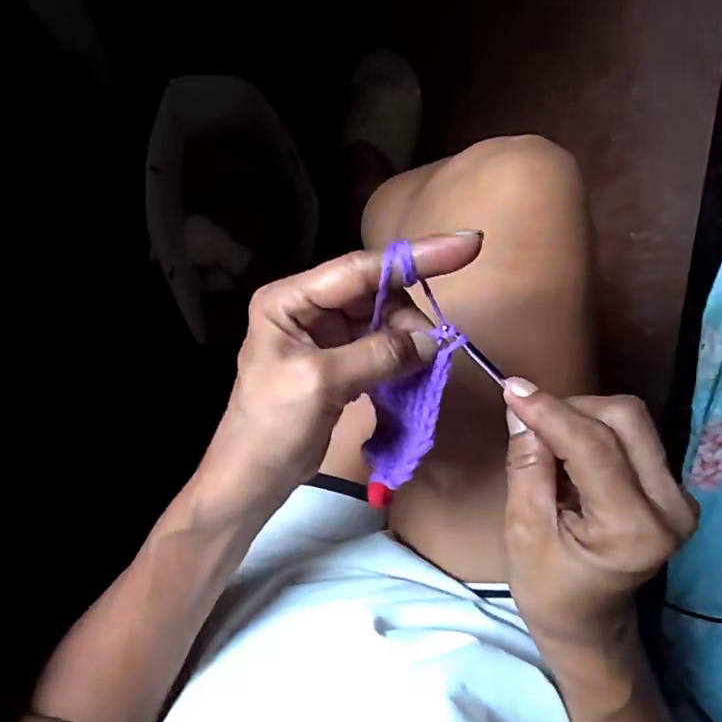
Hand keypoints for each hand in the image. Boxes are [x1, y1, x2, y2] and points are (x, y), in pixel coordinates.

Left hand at [189, 232, 483, 519]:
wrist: (252, 475)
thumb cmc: (271, 426)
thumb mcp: (320, 383)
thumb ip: (377, 355)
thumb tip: (432, 341)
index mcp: (287, 300)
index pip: (358, 269)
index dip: (414, 259)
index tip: (469, 246)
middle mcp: (303, 309)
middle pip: (373, 293)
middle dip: (408, 315)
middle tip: (432, 349)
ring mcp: (320, 337)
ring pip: (380, 321)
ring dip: (406, 340)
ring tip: (420, 367)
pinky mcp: (334, 363)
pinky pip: (377, 348)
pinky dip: (398, 358)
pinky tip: (411, 373)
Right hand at [501, 384, 698, 651]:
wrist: (588, 624)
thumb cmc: (547, 588)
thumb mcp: (523, 531)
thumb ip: (528, 467)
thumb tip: (520, 410)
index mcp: (632, 527)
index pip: (593, 446)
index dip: (550, 411)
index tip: (511, 388)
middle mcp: (671, 506)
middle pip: (626, 419)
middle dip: (570, 407)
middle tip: (526, 418)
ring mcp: (679, 497)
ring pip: (632, 423)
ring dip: (581, 416)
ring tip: (544, 440)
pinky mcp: (673, 490)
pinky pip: (633, 438)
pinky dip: (592, 431)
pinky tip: (566, 452)